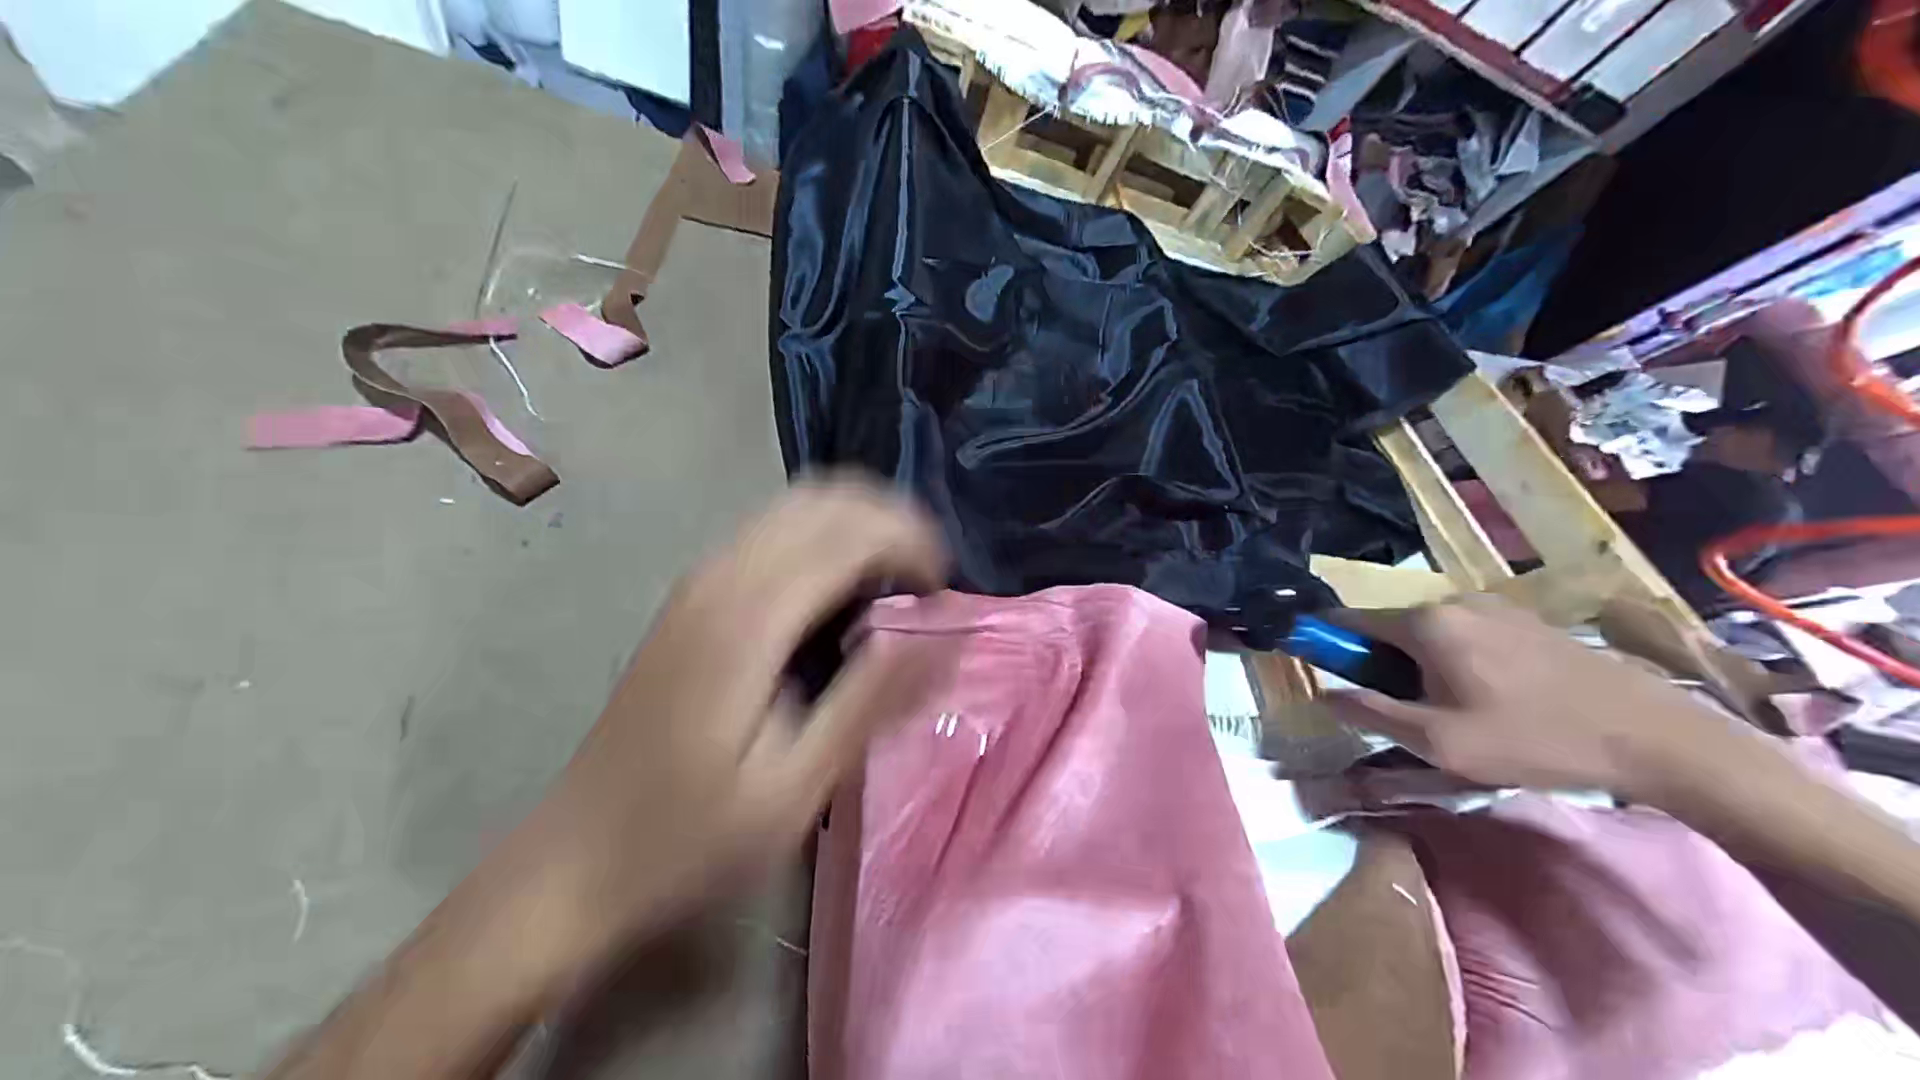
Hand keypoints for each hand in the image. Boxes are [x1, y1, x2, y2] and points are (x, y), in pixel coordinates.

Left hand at [478, 479, 953, 997]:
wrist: (574, 864)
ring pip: (795, 509)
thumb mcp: (797, 787)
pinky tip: (841, 594)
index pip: (851, 533)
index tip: (946, 592)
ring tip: (897, 583)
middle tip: (929, 583)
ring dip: (857, 527)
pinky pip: (771, 535)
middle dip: (890, 522)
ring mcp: (699, 583)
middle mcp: (721, 576)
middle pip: (823, 500)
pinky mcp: (691, 600)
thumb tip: (943, 635)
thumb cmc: (691, 838)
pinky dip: (823, 541)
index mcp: (749, 616)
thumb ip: (871, 698)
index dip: (912, 544)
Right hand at [1323, 595, 1756, 804]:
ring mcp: (1494, 607)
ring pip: (1427, 633)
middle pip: (1388, 628)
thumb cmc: (1534, 740)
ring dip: (1418, 664)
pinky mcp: (1525, 620)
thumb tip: (1322, 693)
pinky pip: (1464, 633)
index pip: (1347, 620)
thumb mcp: (1437, 741)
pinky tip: (1488, 697)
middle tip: (1404, 711)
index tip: (1330, 676)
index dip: (1327, 645)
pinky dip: (1454, 658)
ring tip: (1450, 710)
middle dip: (1379, 663)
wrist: (1655, 738)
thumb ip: (1369, 713)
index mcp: (1425, 623)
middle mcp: (1453, 602)